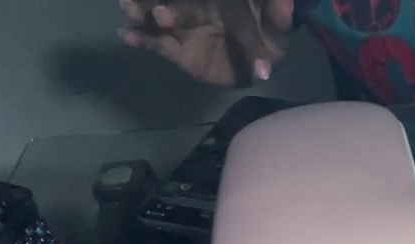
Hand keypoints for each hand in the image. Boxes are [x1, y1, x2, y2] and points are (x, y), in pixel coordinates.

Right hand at [118, 0, 291, 84]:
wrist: (254, 65)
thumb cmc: (267, 42)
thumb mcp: (276, 34)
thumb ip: (278, 19)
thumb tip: (287, 4)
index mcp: (219, 2)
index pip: (201, 1)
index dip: (184, 6)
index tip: (172, 11)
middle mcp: (194, 6)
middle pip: (174, 2)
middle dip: (166, 7)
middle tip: (159, 12)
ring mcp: (182, 25)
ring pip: (157, 15)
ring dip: (142, 12)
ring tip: (131, 12)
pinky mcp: (175, 48)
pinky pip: (154, 42)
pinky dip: (139, 39)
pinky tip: (127, 37)